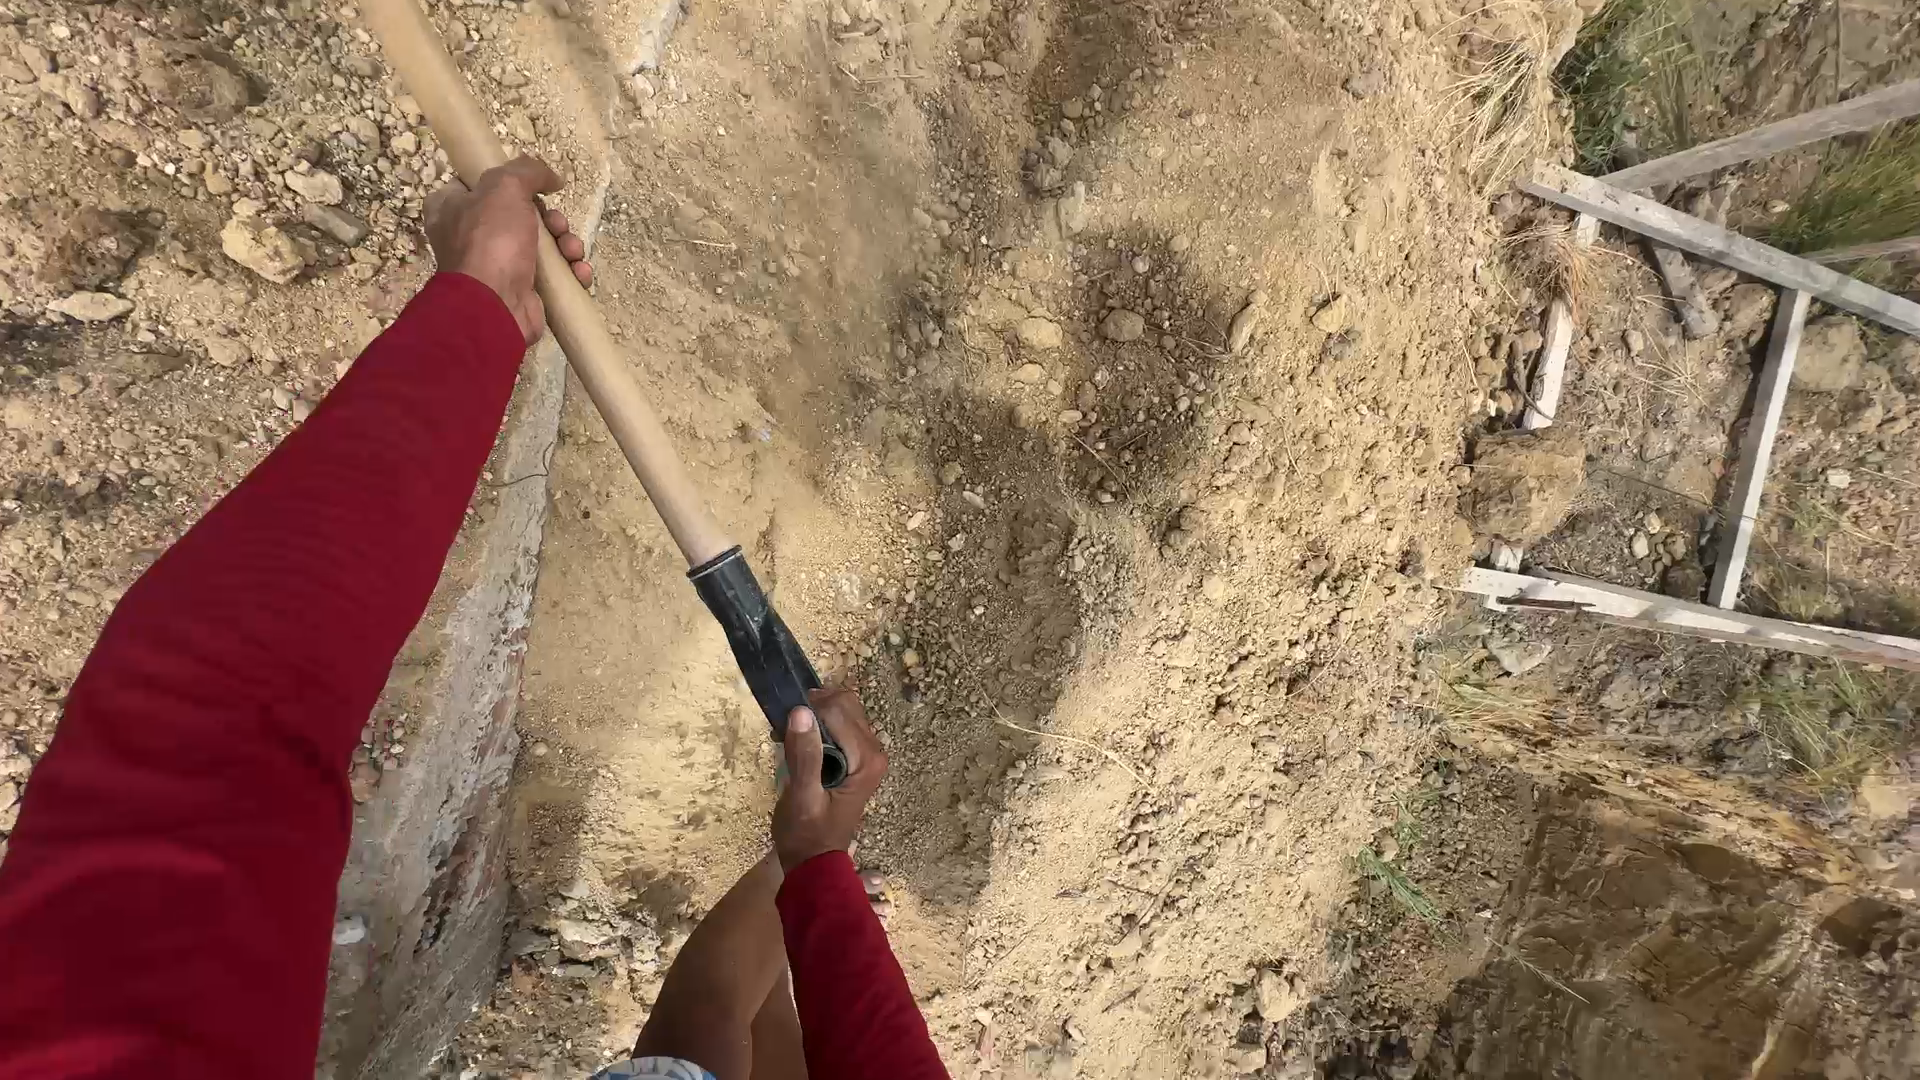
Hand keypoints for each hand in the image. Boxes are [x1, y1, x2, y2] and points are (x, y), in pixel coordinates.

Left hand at [423, 155, 592, 345]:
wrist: (497, 303)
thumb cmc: (491, 240)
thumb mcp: (504, 187)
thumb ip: (527, 171)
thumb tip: (553, 176)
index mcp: (453, 207)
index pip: (484, 187)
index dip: (515, 188)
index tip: (536, 193)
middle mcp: (473, 236)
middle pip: (525, 217)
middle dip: (553, 222)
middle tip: (559, 227)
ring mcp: (500, 266)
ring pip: (545, 247)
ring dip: (568, 246)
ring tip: (573, 252)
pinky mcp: (526, 291)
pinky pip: (555, 276)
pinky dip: (571, 272)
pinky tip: (579, 272)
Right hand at [772, 688, 887, 871]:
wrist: (814, 862)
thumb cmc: (806, 834)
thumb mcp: (801, 797)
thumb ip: (805, 755)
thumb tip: (801, 711)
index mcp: (867, 759)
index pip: (838, 711)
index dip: (808, 712)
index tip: (783, 728)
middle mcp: (875, 751)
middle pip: (845, 704)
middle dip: (813, 710)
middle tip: (786, 730)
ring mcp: (869, 752)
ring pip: (844, 710)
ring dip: (815, 716)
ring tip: (790, 737)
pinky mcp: (858, 755)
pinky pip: (841, 724)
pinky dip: (819, 724)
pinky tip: (800, 742)